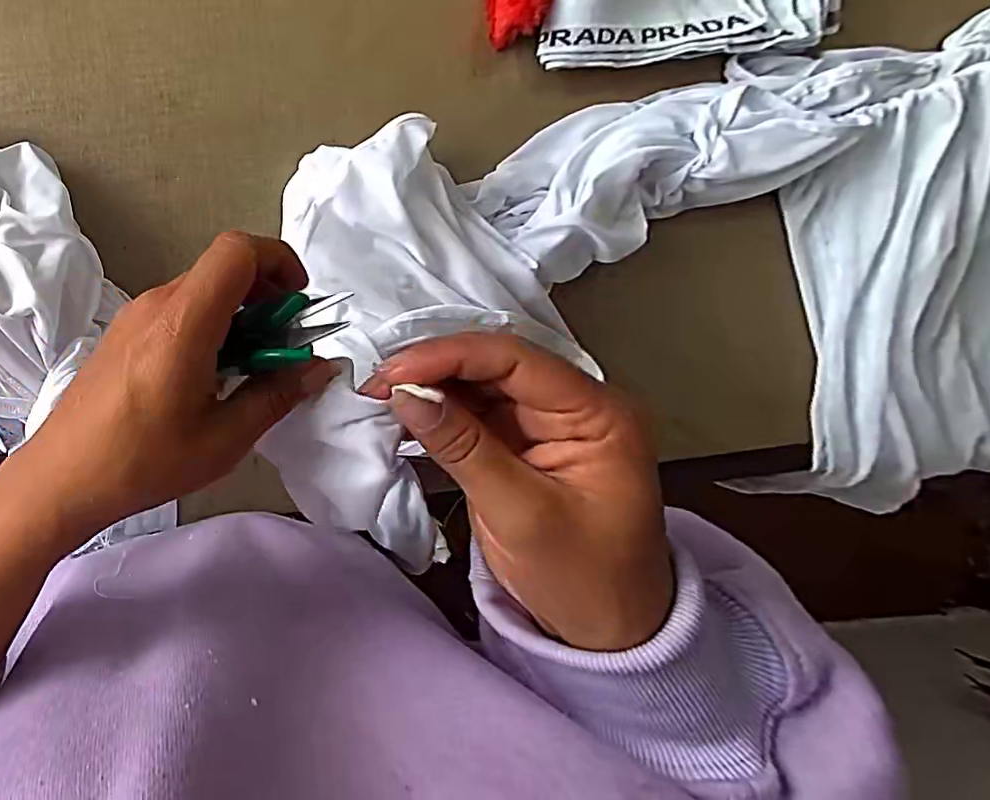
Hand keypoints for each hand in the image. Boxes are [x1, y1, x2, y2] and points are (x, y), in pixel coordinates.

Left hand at [0, 232, 334, 722]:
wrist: (56, 480)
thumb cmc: (141, 462)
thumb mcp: (224, 439)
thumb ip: (278, 395)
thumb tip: (319, 366)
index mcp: (184, 321)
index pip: (238, 250)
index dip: (279, 261)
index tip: (296, 304)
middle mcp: (158, 302)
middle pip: (225, 265)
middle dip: (267, 293)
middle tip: (281, 342)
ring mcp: (137, 313)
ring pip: (205, 286)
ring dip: (240, 311)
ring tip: (249, 364)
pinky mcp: (125, 329)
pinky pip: (182, 306)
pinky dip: (213, 322)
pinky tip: (210, 372)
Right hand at [359, 334, 671, 651]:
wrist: (607, 634)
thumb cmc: (588, 583)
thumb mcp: (521, 516)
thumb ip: (463, 447)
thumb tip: (411, 396)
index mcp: (598, 413)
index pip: (516, 360)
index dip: (451, 355)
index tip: (400, 369)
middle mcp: (574, 404)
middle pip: (495, 363)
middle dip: (434, 366)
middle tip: (382, 380)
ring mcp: (546, 421)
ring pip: (479, 382)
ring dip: (431, 385)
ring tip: (386, 394)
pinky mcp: (522, 438)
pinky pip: (474, 409)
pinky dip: (439, 410)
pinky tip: (409, 412)